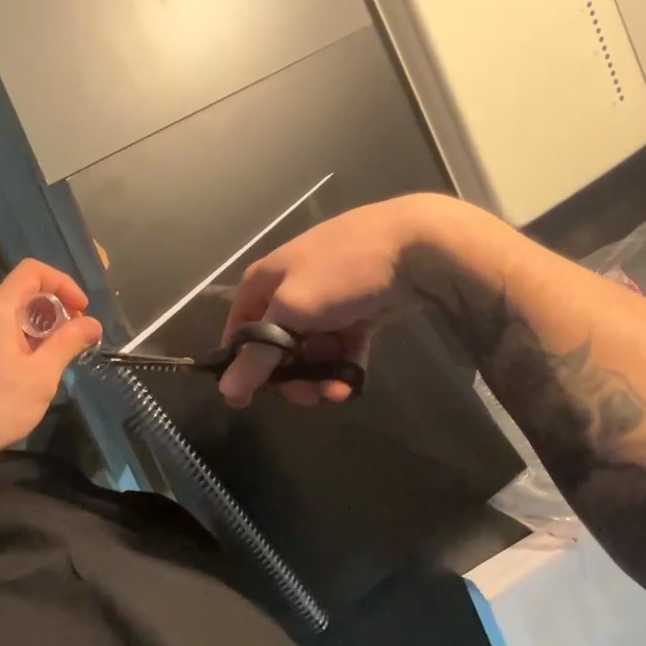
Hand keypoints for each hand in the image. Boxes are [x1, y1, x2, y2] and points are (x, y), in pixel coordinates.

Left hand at [0, 259, 102, 460]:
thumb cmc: (3, 404)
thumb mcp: (43, 373)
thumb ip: (68, 342)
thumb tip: (93, 323)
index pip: (32, 271)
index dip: (62, 282)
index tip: (81, 309)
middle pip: (22, 290)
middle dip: (55, 304)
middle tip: (76, 332)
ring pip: (13, 312)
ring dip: (42, 322)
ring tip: (61, 348)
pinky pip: (2, 330)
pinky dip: (25, 335)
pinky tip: (38, 361)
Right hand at [218, 193, 508, 407]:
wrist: (418, 244)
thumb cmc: (341, 273)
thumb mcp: (291, 314)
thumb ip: (258, 356)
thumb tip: (226, 391)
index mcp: (263, 282)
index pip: (238, 332)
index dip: (240, 366)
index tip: (250, 400)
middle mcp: (288, 289)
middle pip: (276, 346)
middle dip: (290, 376)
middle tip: (307, 397)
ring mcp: (324, 298)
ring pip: (310, 349)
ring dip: (320, 376)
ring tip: (338, 391)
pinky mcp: (356, 308)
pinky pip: (340, 344)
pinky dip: (343, 364)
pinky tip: (352, 381)